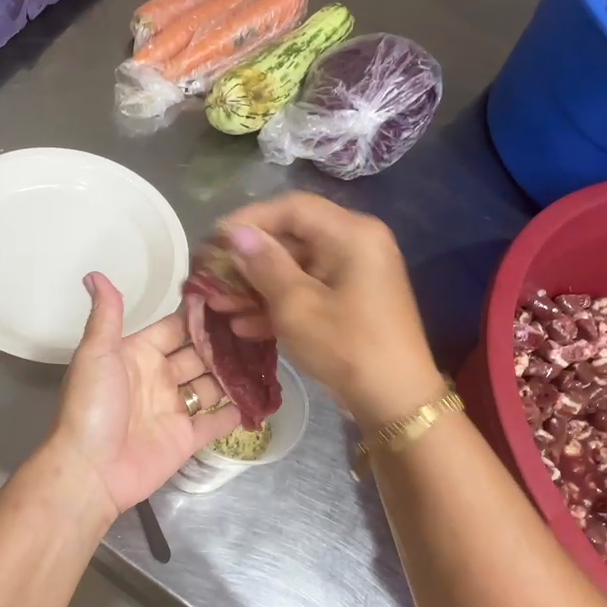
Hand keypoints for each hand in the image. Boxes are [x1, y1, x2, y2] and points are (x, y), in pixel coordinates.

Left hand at [45, 273, 242, 518]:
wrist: (91, 470)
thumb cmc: (92, 407)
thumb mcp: (96, 354)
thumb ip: (106, 315)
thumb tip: (95, 273)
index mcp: (137, 354)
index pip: (175, 328)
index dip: (202, 315)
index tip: (236, 296)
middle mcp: (157, 378)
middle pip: (198, 354)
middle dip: (226, 342)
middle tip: (263, 325)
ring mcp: (173, 409)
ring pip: (211, 385)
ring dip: (235, 373)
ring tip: (271, 356)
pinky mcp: (186, 438)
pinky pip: (215, 421)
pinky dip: (236, 411)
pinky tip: (262, 397)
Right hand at [213, 193, 446, 428]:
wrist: (395, 399)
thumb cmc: (346, 346)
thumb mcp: (297, 305)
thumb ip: (264, 265)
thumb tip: (235, 234)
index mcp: (351, 234)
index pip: (292, 208)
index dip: (250, 220)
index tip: (215, 240)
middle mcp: (355, 245)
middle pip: (293, 238)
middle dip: (249, 260)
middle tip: (211, 277)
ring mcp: (354, 275)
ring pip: (295, 268)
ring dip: (256, 286)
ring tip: (219, 305)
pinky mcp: (349, 301)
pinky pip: (307, 291)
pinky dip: (277, 304)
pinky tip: (243, 326)